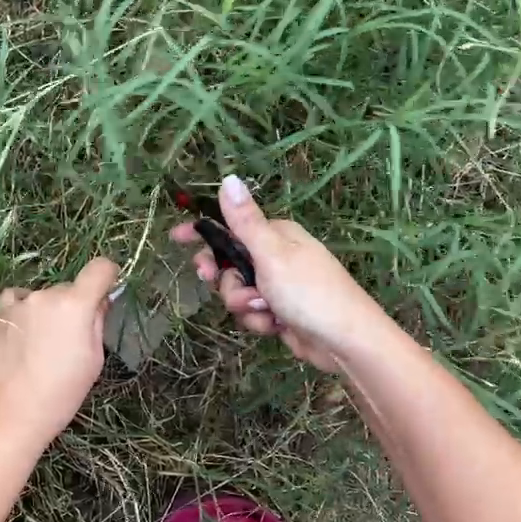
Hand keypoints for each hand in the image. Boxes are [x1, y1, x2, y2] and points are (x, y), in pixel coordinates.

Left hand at [0, 257, 122, 447]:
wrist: (10, 412)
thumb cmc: (61, 393)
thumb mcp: (93, 361)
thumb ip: (97, 323)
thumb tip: (99, 302)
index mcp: (75, 305)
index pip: (100, 268)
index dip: (108, 276)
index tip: (107, 290)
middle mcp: (46, 295)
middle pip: (70, 289)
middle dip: (75, 306)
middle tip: (71, 340)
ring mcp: (19, 302)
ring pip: (44, 297)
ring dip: (48, 311)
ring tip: (42, 346)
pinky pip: (17, 299)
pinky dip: (23, 309)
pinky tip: (23, 333)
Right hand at [170, 175, 393, 369]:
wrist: (345, 342)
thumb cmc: (310, 292)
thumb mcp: (272, 253)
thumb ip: (245, 220)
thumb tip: (229, 179)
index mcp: (276, 235)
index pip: (230, 227)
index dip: (201, 234)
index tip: (176, 239)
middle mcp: (276, 256)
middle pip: (228, 264)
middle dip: (225, 280)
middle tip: (212, 281)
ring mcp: (278, 285)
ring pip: (237, 291)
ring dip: (243, 304)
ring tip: (264, 310)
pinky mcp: (280, 310)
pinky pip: (251, 311)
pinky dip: (258, 320)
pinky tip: (274, 325)